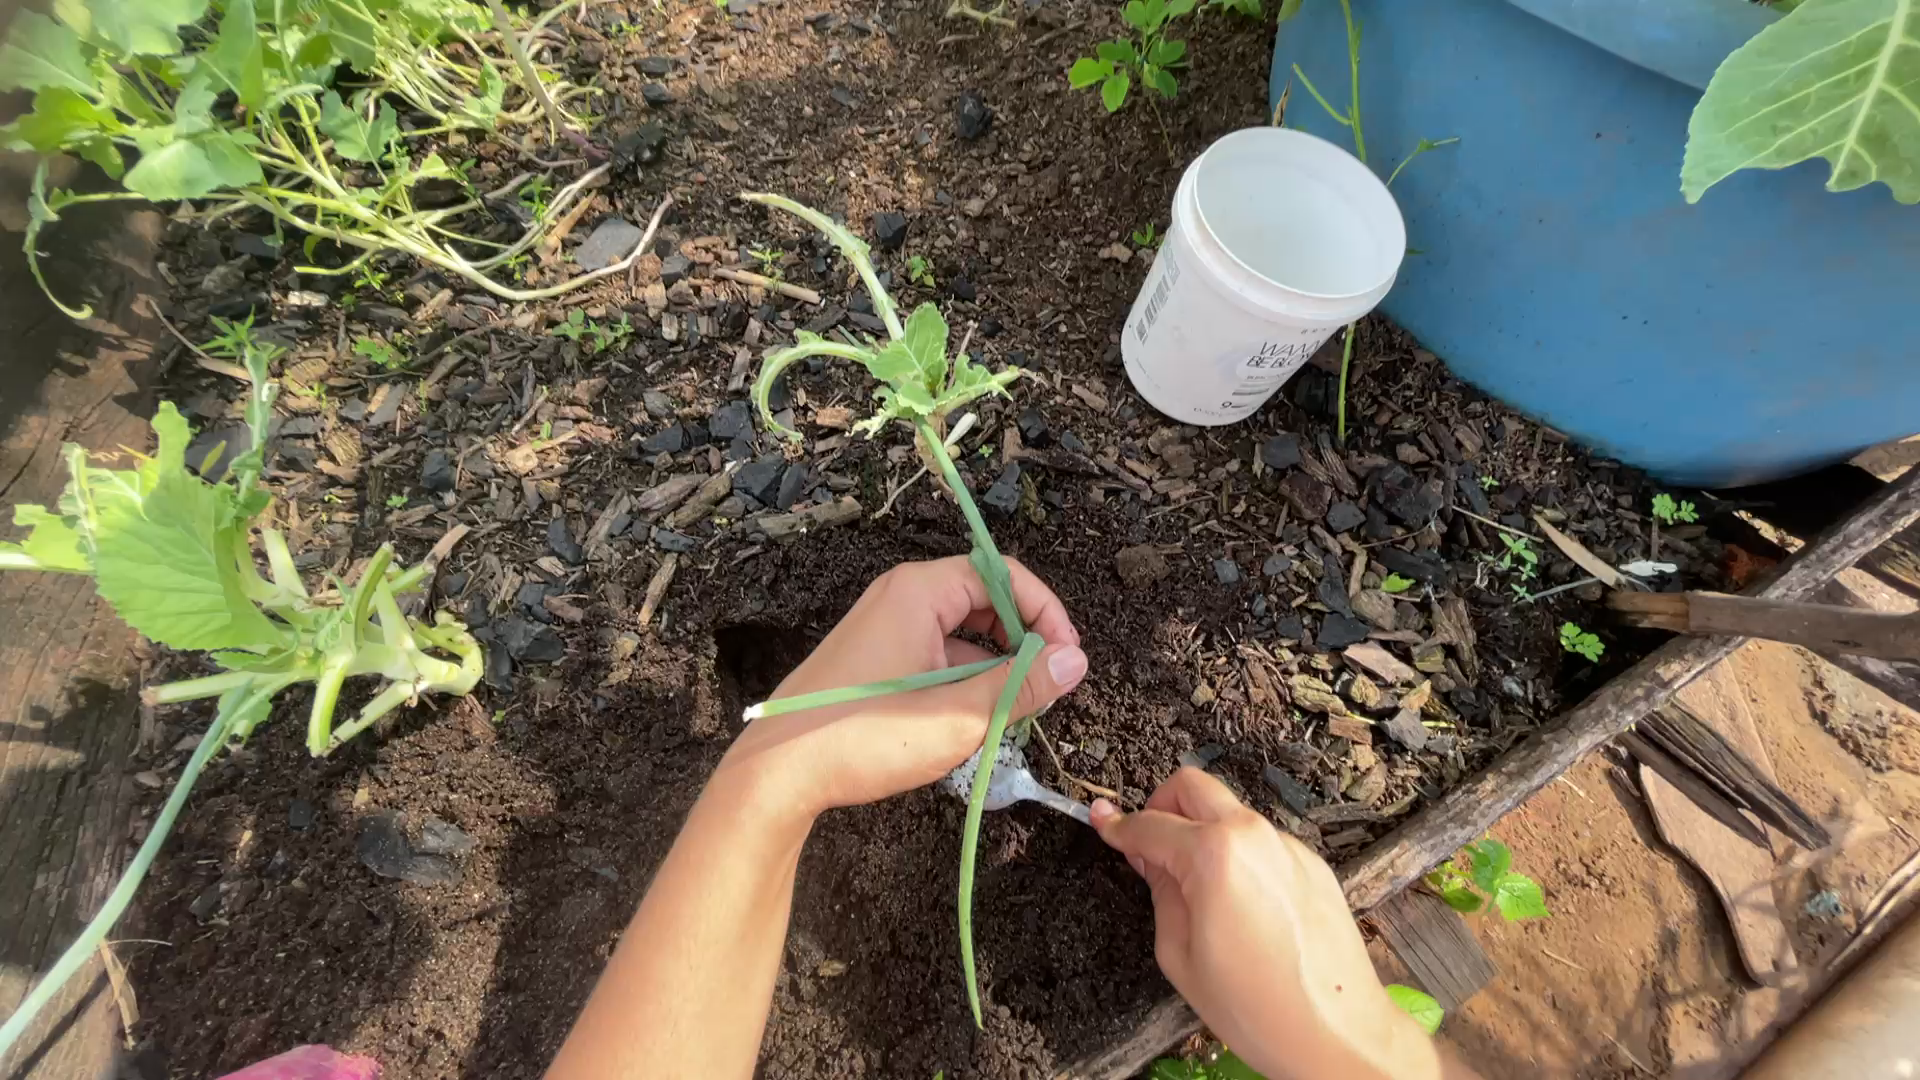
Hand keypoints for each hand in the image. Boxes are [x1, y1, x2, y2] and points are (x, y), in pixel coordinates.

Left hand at [717, 557, 1087, 819]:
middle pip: (985, 598)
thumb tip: (1076, 660)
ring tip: (1015, 708)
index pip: (1004, 574)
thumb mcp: (957, 716)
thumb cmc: (865, 737)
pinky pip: (938, 652)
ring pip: (963, 630)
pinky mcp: (879, 656)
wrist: (777, 773)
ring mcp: (888, 626)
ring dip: (996, 663)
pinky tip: (976, 716)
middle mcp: (903, 596)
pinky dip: (965, 677)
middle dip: (1022, 639)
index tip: (1068, 658)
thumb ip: (1021, 686)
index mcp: (920, 591)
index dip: (1045, 612)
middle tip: (1046, 685)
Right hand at [1090, 769, 1441, 1079]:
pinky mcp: (1310, 861)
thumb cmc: (1256, 1007)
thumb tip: (1146, 854)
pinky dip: (1236, 853)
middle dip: (1161, 804)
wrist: (1342, 1039)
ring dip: (1201, 829)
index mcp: (1213, 855)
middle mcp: (1251, 834)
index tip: (1101, 819)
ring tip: (1199, 884)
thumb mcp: (1180, 954)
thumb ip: (1160, 890)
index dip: (1118, 825)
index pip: (1150, 825)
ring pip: (1227, 810)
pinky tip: (1241, 902)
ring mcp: (1285, 844)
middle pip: (1191, 784)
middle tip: (1152, 844)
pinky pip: (1258, 839)